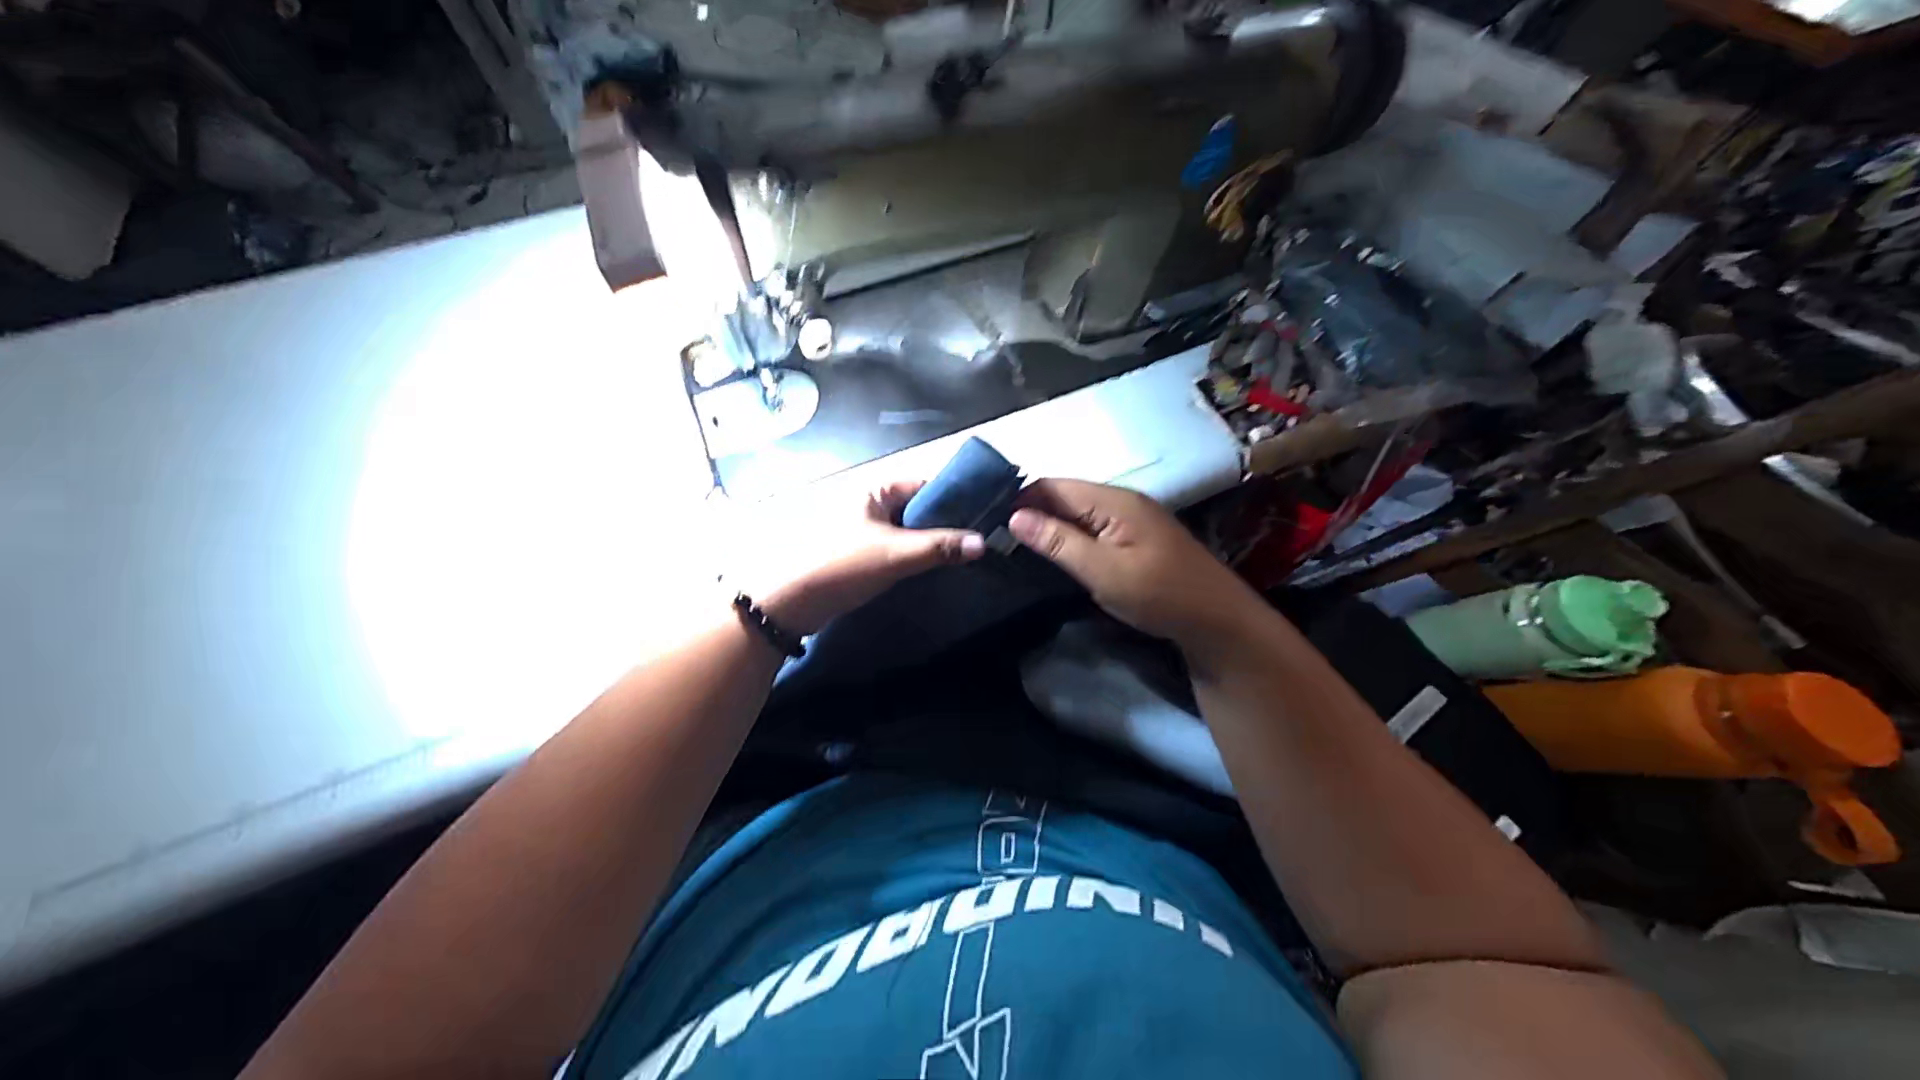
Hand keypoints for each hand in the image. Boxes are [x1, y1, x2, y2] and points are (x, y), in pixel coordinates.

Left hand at [728, 480, 985, 635]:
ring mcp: (865, 533)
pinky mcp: (861, 557)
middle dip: (945, 526)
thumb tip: (983, 543)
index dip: (954, 498)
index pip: (925, 485)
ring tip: (962, 560)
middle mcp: (870, 507)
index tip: (982, 516)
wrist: (791, 603)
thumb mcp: (895, 554)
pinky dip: (915, 560)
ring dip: (930, 546)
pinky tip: (934, 573)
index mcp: (875, 492)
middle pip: (919, 510)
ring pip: (909, 533)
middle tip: (976, 543)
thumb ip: (939, 547)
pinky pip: (897, 552)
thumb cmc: (841, 566)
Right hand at [1009, 479, 1264, 650]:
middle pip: (1065, 495)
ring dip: (1050, 525)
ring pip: (1079, 512)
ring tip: (1016, 544)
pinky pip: (1094, 526)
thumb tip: (1015, 516)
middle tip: (996, 536)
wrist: (1218, 622)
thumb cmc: (1160, 595)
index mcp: (1114, 501)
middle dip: (1032, 511)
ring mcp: (1133, 518)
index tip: (988, 519)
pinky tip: (1055, 552)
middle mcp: (1123, 501)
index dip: (1020, 498)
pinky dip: (1071, 536)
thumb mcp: (1103, 571)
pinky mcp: (1137, 537)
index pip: (1054, 485)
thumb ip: (1059, 542)